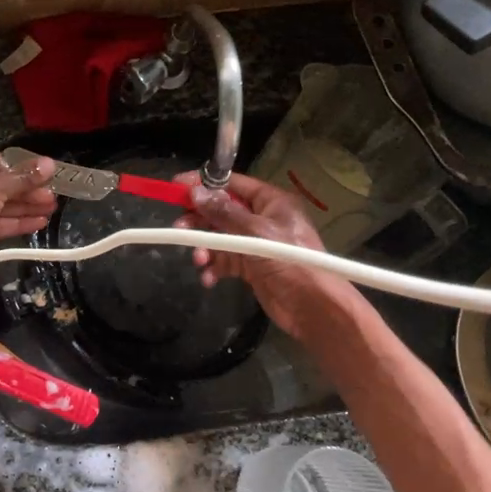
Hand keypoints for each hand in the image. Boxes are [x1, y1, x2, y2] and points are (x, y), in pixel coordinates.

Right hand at [170, 170, 363, 339]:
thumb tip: (195, 192)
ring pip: (219, 237)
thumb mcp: (256, 233)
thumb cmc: (290, 261)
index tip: (176, 186)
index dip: (204, 183)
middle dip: (200, 221)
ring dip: (205, 248)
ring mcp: (256, 244)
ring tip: (199, 261)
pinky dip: (214, 268)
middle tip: (179, 228)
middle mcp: (262, 218)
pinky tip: (209, 278)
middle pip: (221, 211)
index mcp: (270, 201)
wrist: (314, 308)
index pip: (232, 183)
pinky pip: (225, 261)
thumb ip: (224, 213)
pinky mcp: (251, 267)